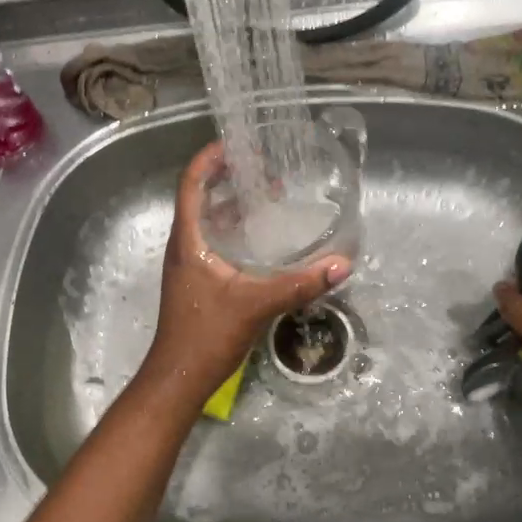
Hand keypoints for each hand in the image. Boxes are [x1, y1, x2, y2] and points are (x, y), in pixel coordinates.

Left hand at [144, 143, 351, 399]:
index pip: (191, 184)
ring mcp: (188, 264)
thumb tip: (342, 264)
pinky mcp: (197, 281)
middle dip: (229, 178)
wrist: (179, 378)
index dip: (209, 159)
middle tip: (265, 169)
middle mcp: (183, 246)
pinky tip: (262, 238)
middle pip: (201, 198)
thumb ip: (299, 284)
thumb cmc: (206, 335)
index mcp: (188, 240)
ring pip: (208, 221)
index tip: (236, 144)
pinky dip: (235, 229)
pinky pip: (214, 241)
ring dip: (233, 204)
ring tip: (270, 196)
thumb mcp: (256, 305)